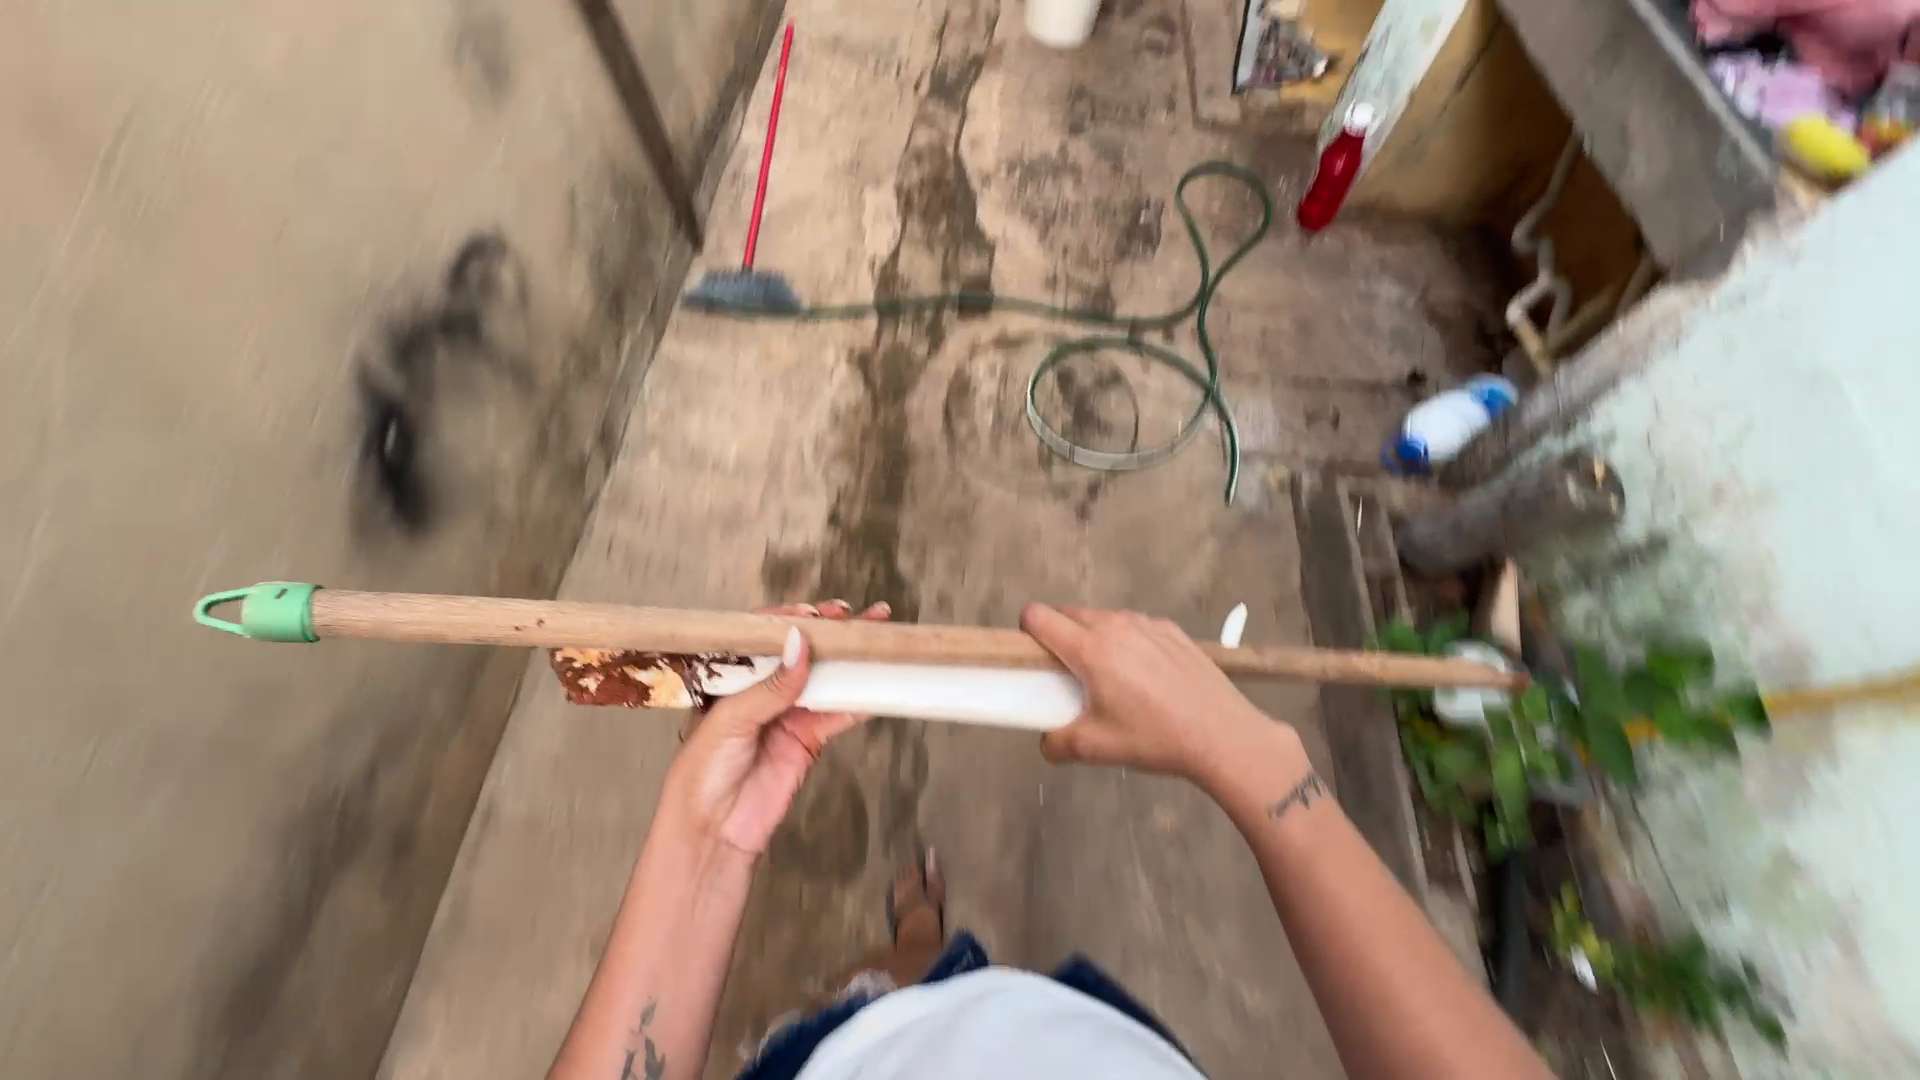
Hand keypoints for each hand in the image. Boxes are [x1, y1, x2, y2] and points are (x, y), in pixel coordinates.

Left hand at [660, 600, 889, 854]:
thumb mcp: (728, 721)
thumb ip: (769, 686)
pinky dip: (859, 698)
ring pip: (824, 677)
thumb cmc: (700, 774)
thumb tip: (799, 644)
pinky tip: (876, 681)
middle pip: (799, 652)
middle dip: (827, 632)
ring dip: (849, 659)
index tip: (812, 613)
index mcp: (731, 678)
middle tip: (851, 616)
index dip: (788, 620)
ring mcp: (788, 713)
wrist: (713, 834)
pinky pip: (838, 713)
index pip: (762, 638)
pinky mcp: (809, 738)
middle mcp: (762, 690)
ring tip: (875, 637)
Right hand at [1020, 603, 1297, 784]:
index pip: (1038, 617)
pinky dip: (1126, 641)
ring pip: (1102, 618)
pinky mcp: (1171, 630)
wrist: (1222, 735)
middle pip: (1067, 613)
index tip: (1033, 657)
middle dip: (1058, 635)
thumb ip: (1058, 743)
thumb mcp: (1096, 748)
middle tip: (1068, 673)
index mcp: (1089, 650)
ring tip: (1109, 676)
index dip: (1026, 632)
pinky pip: (1133, 626)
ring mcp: (1146, 624)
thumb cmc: (1155, 739)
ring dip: (1092, 636)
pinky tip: (1145, 676)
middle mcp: (1114, 626)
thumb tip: (1047, 742)